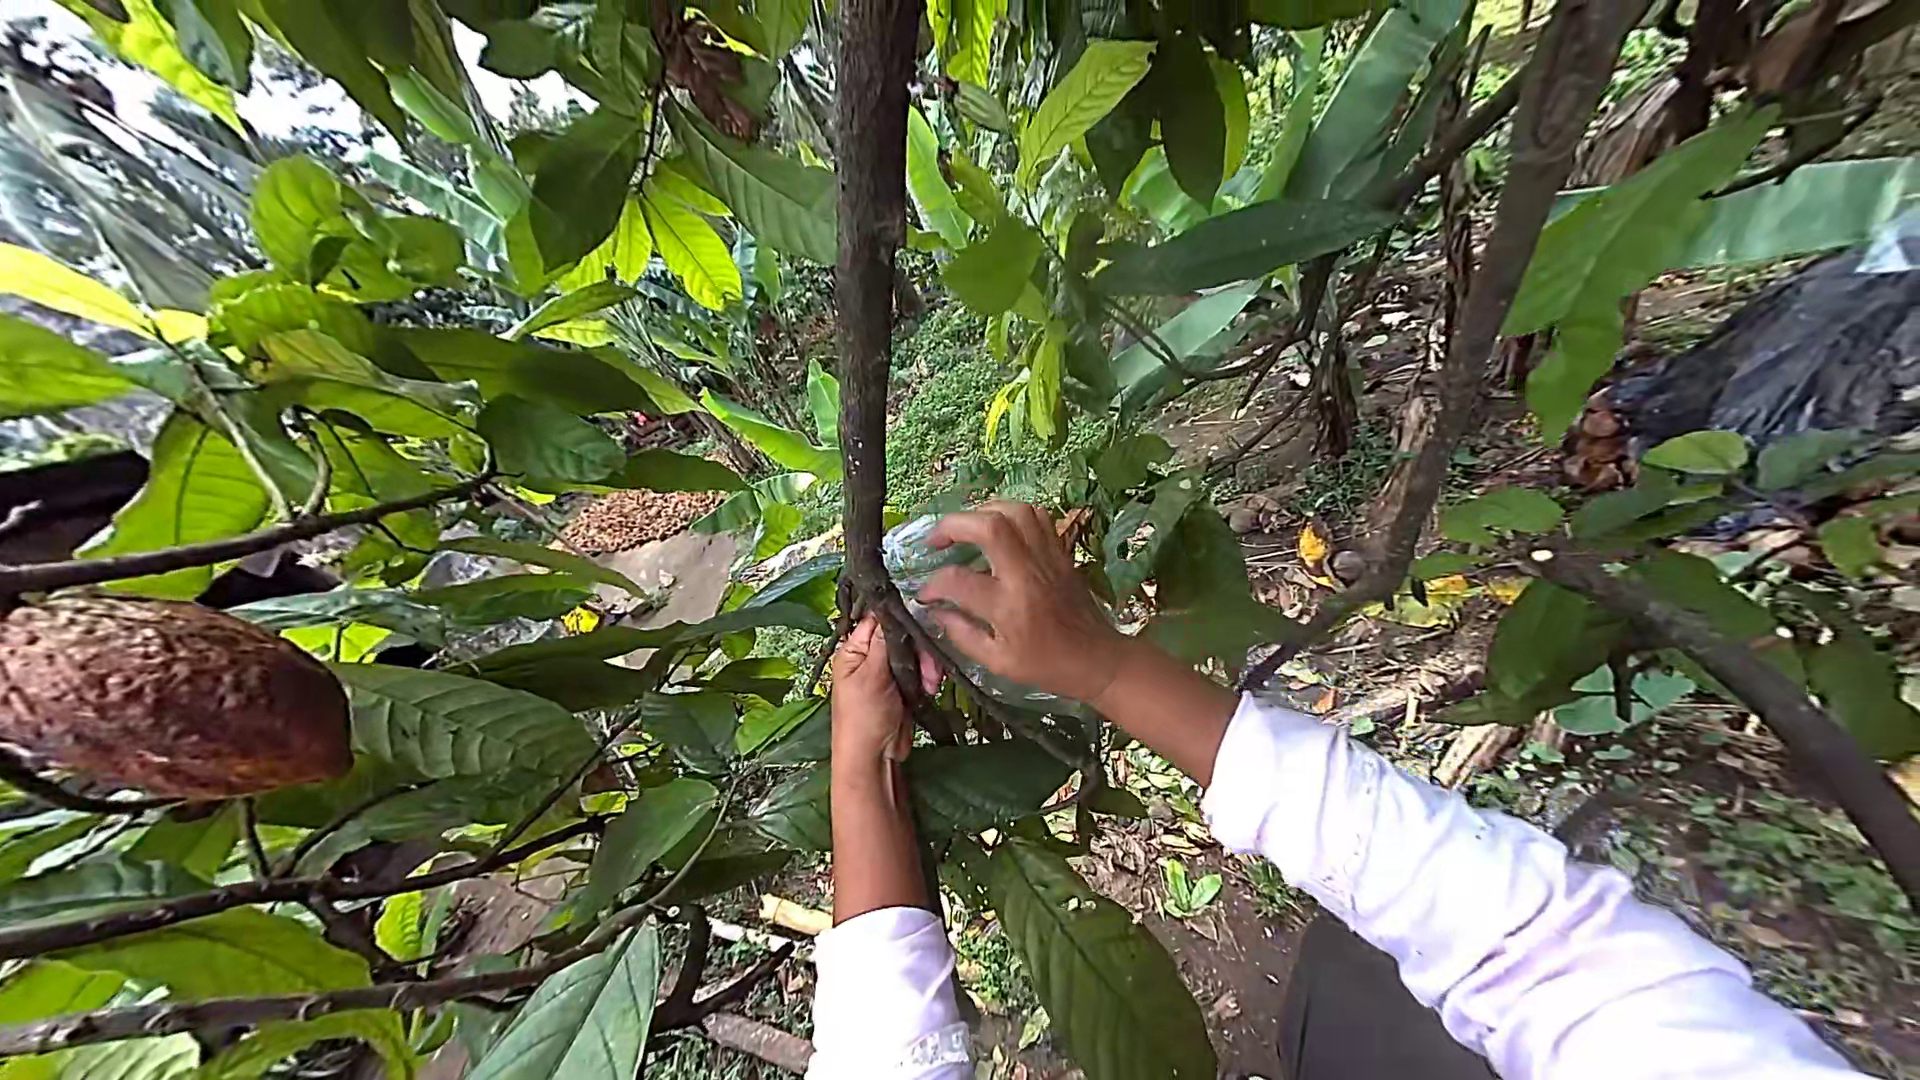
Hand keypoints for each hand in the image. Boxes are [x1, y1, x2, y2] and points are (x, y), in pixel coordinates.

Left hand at [830, 616, 938, 763]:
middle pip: (901, 636)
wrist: (875, 758)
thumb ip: (883, 642)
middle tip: (928, 666)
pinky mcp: (904, 685)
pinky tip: (930, 687)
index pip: (877, 620)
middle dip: (918, 648)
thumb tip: (889, 609)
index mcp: (854, 650)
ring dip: (926, 665)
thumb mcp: (871, 675)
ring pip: (915, 653)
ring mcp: (888, 671)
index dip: (899, 617)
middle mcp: (871, 656)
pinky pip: (921, 670)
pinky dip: (928, 677)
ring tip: (930, 683)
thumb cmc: (864, 716)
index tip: (921, 617)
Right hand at [918, 501, 1130, 704]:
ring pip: (1014, 511)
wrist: (1096, 658)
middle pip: (989, 526)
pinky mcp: (1059, 551)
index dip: (933, 584)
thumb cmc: (1045, 665)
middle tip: (936, 540)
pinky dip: (1011, 513)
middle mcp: (1027, 573)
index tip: (925, 594)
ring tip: (965, 529)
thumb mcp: (997, 662)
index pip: (958, 580)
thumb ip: (961, 634)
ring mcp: (1046, 557)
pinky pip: (1036, 516)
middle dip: (953, 525)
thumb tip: (934, 610)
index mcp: (1008, 606)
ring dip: (982, 512)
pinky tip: (998, 528)